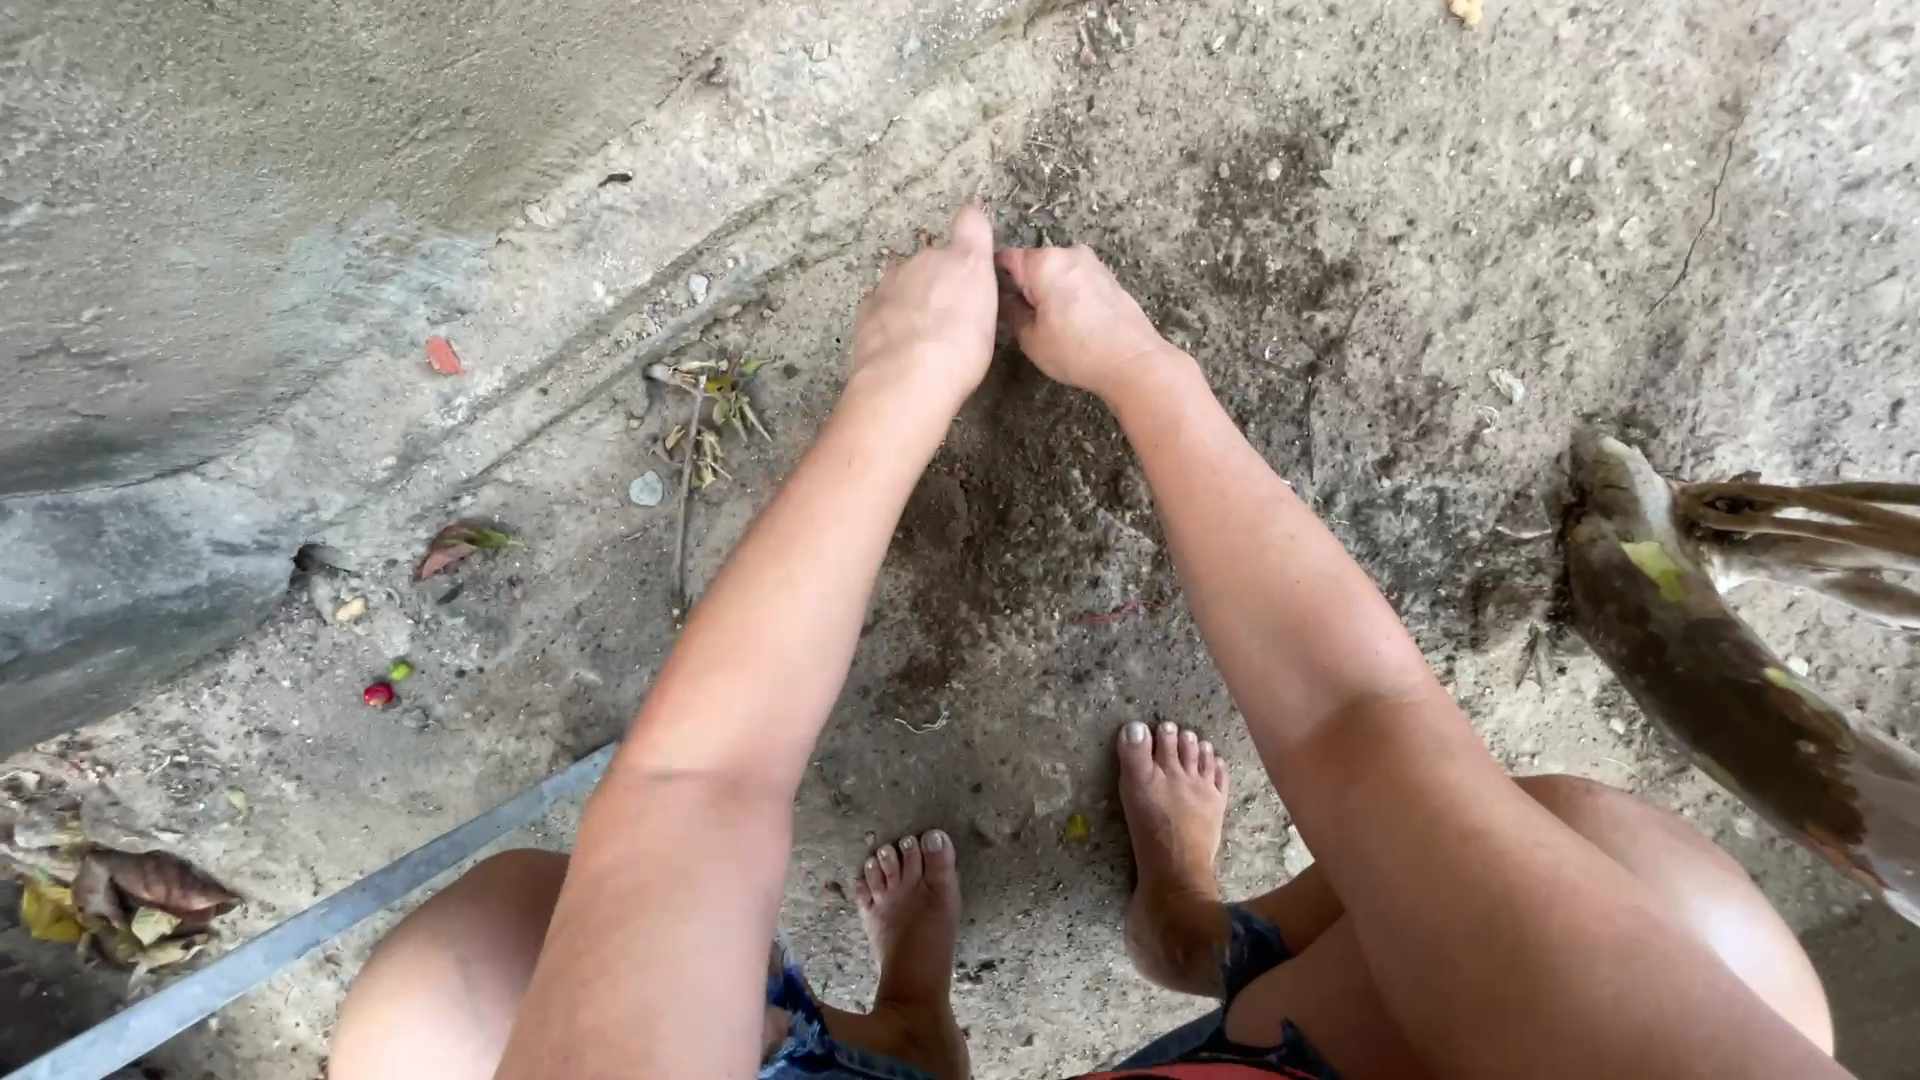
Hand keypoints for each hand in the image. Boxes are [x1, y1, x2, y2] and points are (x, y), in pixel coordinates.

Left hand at [848, 204, 997, 412]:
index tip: (973, 248)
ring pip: (907, 281)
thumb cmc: (959, 354)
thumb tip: (967, 290)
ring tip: (918, 338)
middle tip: (946, 320)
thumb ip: (977, 294)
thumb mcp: (987, 325)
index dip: (973, 231)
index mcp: (965, 261)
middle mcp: (926, 259)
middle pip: (936, 259)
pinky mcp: (868, 303)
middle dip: (940, 282)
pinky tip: (895, 344)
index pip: (972, 221)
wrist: (905, 380)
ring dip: (912, 299)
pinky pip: (883, 302)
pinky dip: (889, 317)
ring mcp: (892, 279)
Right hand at [996, 244, 1177, 399]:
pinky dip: (1070, 297)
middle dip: (1026, 288)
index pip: (1006, 258)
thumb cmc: (1077, 351)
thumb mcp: (1031, 338)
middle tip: (1023, 321)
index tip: (992, 299)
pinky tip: (1073, 324)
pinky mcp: (1108, 278)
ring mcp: (1092, 264)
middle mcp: (1069, 254)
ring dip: (1050, 293)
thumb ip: (1011, 314)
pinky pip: (1078, 282)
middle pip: (1034, 265)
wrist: (1130, 360)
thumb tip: (1002, 302)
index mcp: (1043, 263)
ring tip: (1052, 326)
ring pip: (1058, 274)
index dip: (995, 278)